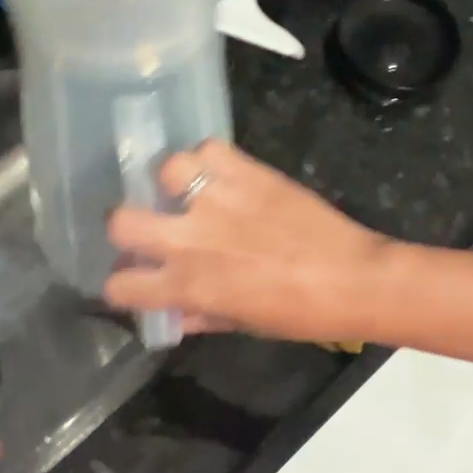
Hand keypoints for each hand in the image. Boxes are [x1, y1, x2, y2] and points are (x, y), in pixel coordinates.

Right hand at [104, 139, 390, 342]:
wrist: (353, 279)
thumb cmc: (298, 313)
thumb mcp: (242, 324)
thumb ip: (200, 314)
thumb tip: (174, 312)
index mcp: (188, 286)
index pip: (119, 284)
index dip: (122, 285)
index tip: (135, 279)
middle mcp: (191, 240)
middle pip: (121, 221)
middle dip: (128, 229)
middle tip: (152, 230)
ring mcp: (218, 199)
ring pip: (162, 171)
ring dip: (169, 184)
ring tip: (190, 194)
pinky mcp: (248, 172)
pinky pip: (208, 149)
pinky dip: (208, 160)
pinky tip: (220, 175)